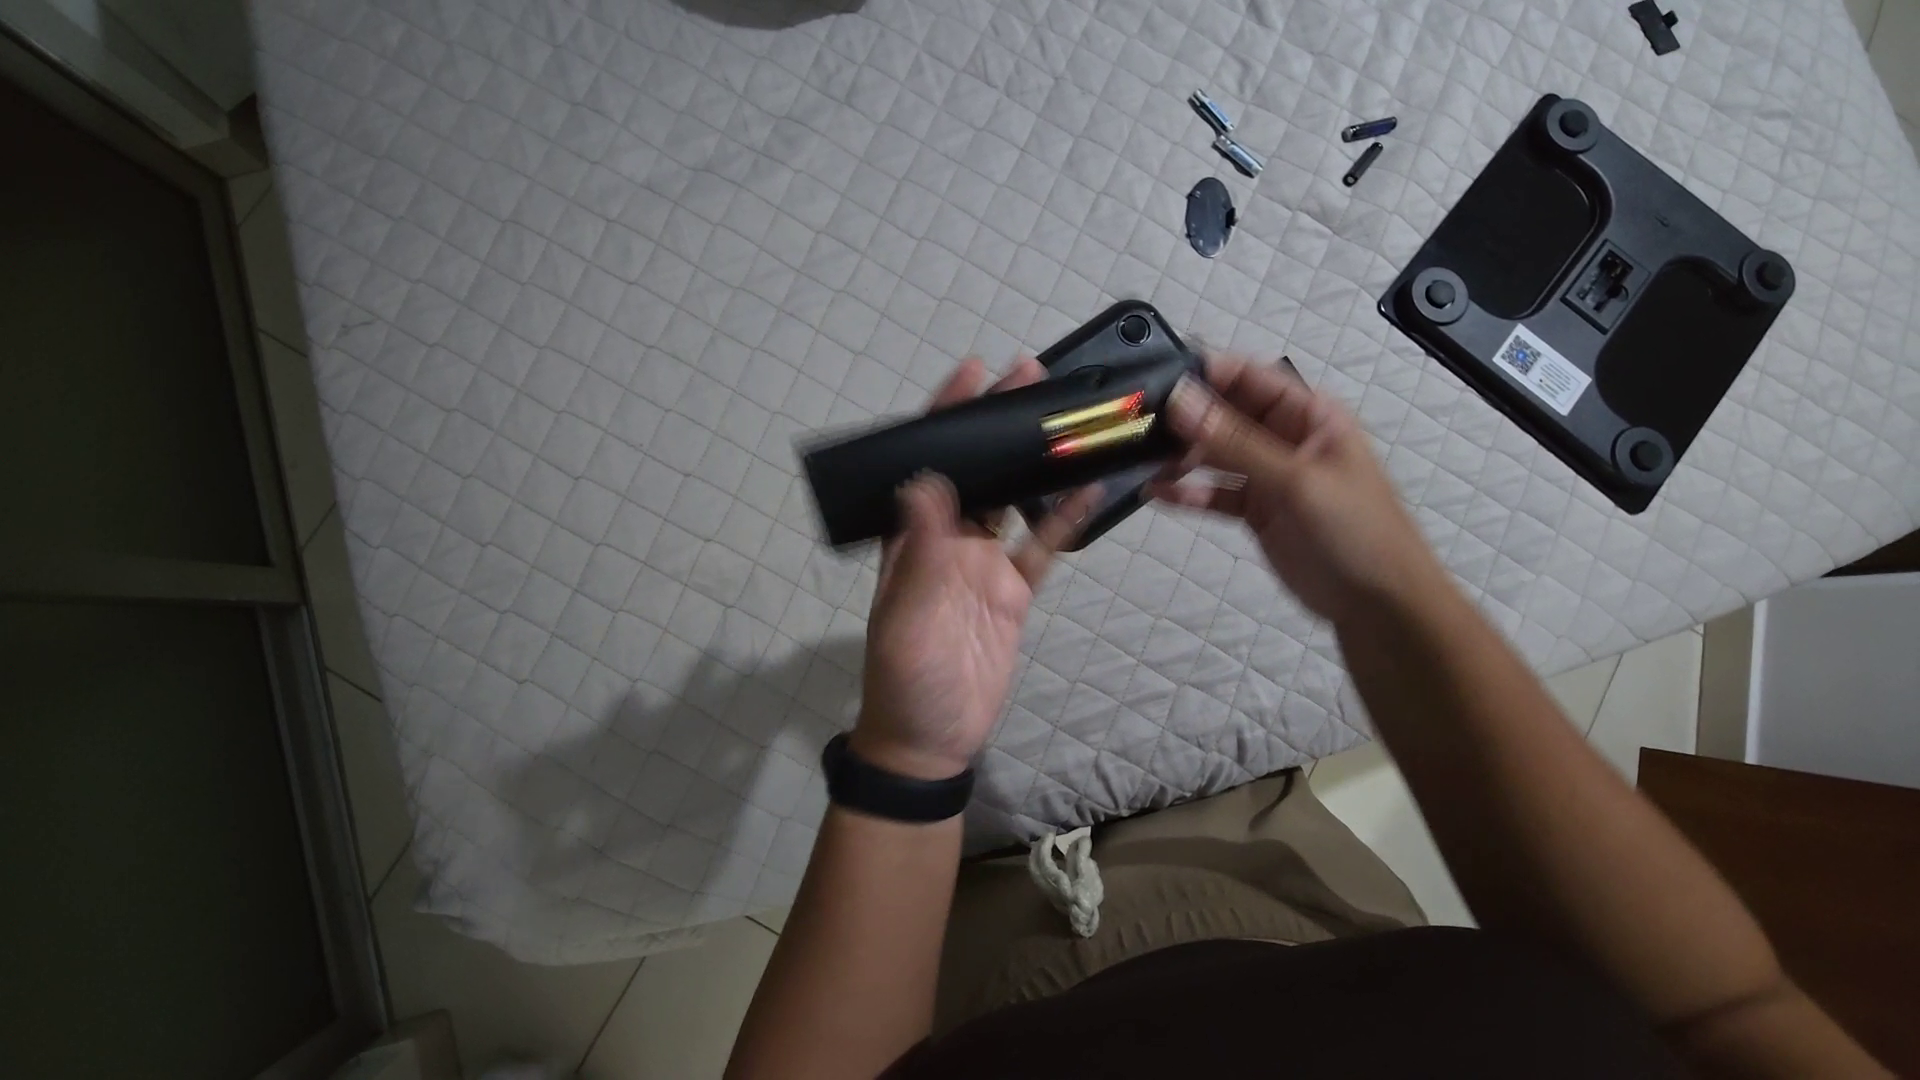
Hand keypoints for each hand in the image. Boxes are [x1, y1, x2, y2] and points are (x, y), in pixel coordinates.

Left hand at [852, 357, 1101, 780]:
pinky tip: (1091, 491)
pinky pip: (1042, 548)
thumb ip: (920, 553)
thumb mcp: (906, 617)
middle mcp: (947, 541)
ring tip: (1065, 419)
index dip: (946, 419)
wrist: (932, 739)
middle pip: (975, 471)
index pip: (928, 466)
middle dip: (998, 425)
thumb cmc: (906, 680)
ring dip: (1034, 462)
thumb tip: (924, 481)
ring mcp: (984, 564)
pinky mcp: (1014, 591)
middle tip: (1029, 377)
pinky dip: (1064, 520)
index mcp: (911, 540)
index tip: (971, 374)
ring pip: (1012, 500)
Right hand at [1150, 354, 1446, 624]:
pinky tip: (1156, 493)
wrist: (1379, 603)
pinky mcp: (1254, 509)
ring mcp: (1268, 474)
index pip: (1248, 377)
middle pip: (1224, 413)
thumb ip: (1235, 441)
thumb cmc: (1354, 530)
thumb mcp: (1296, 480)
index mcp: (1308, 414)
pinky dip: (1188, 492)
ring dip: (1181, 455)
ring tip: (1141, 459)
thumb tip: (1180, 400)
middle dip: (1184, 417)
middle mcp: (1284, 436)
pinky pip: (1214, 492)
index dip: (1205, 375)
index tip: (1157, 384)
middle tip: (1137, 426)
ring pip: (1214, 453)